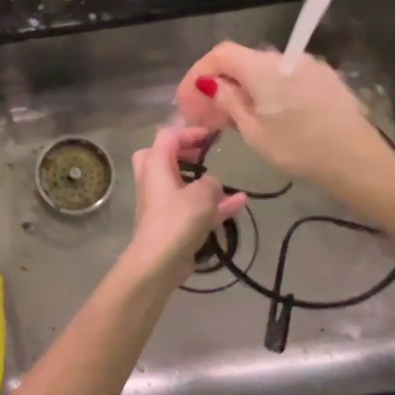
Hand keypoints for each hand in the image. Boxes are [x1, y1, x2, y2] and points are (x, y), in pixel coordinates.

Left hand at [122, 126, 246, 282]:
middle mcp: (154, 181)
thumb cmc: (177, 220)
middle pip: (162, 157)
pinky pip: (193, 207)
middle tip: (205, 155)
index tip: (211, 137)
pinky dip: (213, 204)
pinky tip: (240, 203)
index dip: (189, 132)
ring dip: (204, 182)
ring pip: (181, 184)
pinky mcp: (172, 224)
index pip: (167, 137)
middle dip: (184, 153)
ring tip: (230, 183)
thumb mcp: (202, 195)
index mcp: (156, 166)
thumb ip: (211, 182)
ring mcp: (162, 204)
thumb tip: (212, 184)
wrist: (159, 262)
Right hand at [174, 43, 394, 201]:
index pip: (221, 53)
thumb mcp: (253, 131)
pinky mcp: (325, 79)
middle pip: (242, 61)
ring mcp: (308, 66)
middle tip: (205, 115)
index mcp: (262, 67)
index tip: (188, 100)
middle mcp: (284, 58)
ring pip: (264, 71)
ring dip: (243, 89)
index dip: (199, 73)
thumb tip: (210, 84)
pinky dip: (267, 92)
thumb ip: (228, 101)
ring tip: (233, 119)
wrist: (356, 160)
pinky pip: (285, 79)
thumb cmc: (298, 149)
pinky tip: (266, 117)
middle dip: (219, 84)